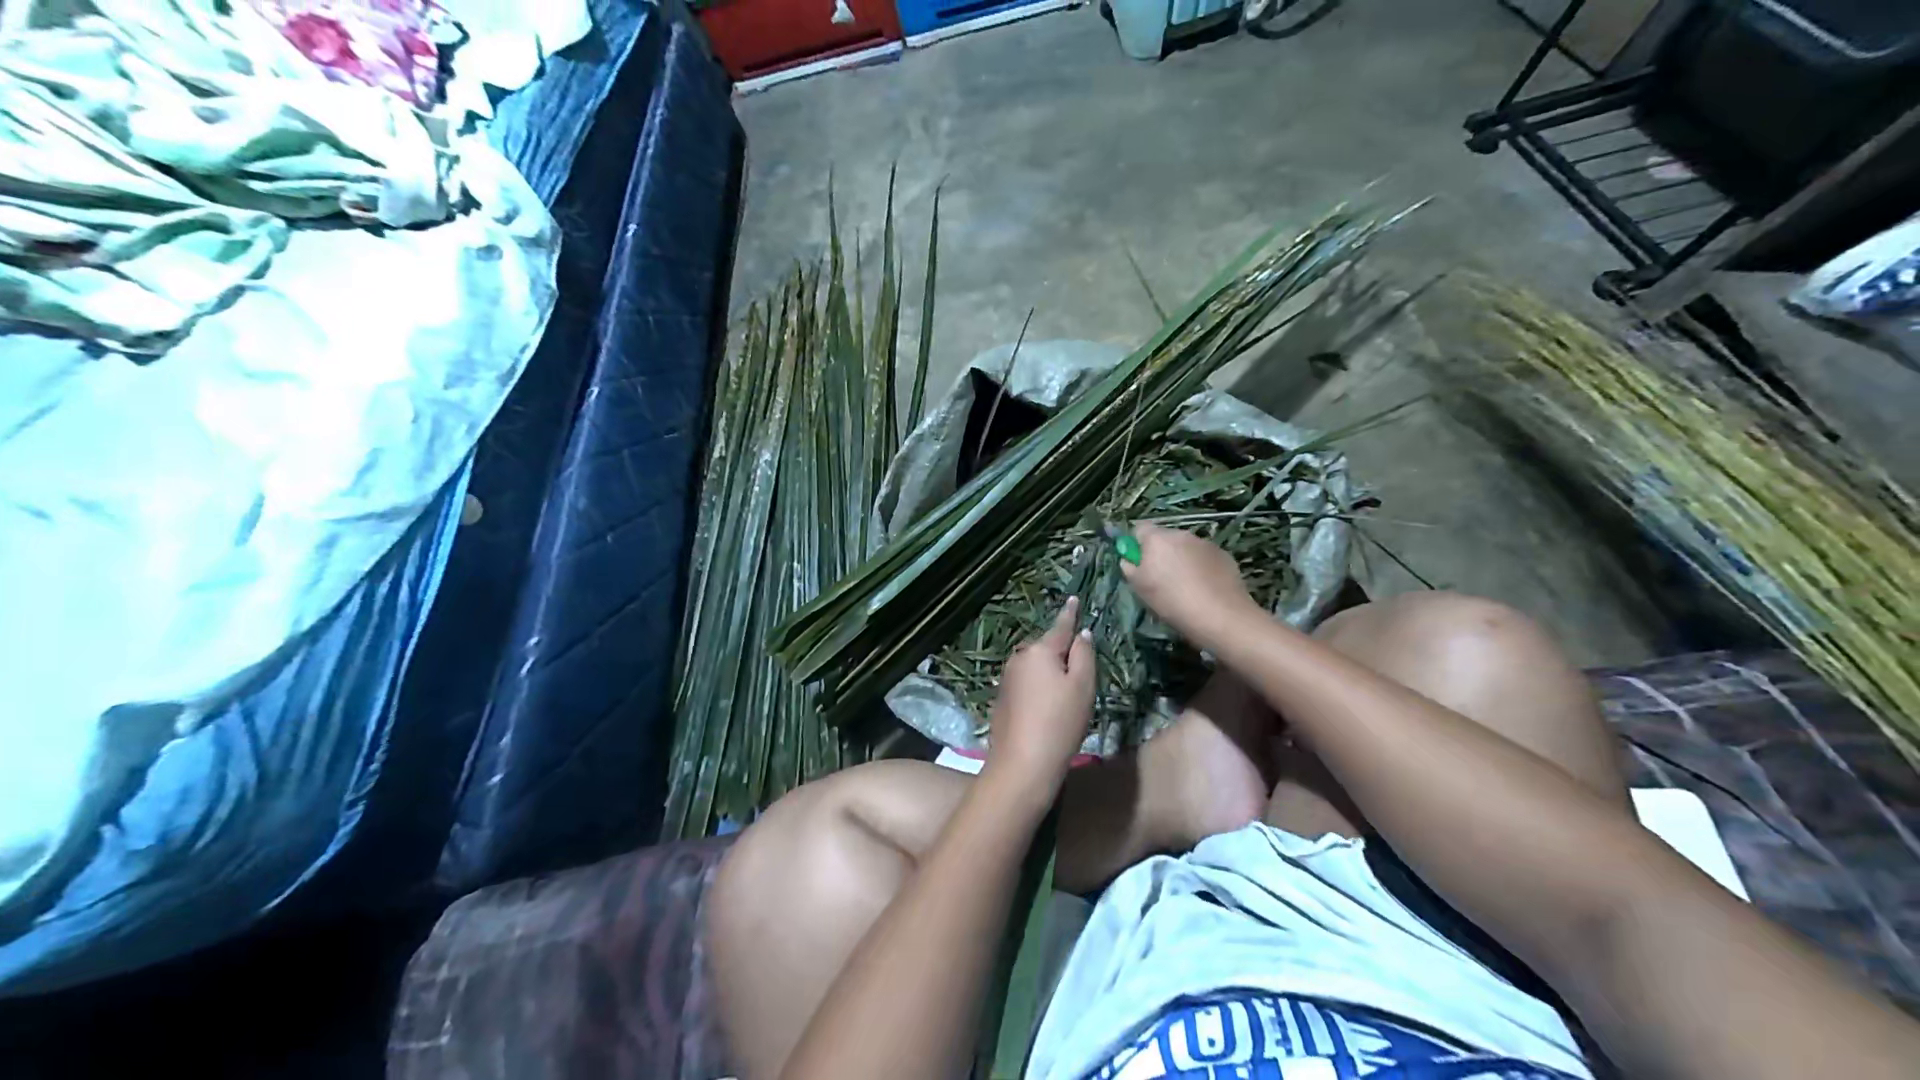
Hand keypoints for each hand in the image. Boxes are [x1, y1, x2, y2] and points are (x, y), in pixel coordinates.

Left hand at [984, 597, 1094, 794]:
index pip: (1060, 626)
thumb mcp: (1083, 686)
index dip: (1070, 613)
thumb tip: (1081, 633)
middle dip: (1061, 651)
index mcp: (1039, 649)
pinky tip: (1047, 707)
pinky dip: (1038, 687)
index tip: (1074, 598)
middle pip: (1046, 647)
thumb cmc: (1060, 722)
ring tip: (1066, 695)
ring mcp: (1007, 678)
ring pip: (1035, 665)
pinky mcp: (1002, 698)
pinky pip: (1026, 683)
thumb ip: (1084, 654)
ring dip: (1049, 671)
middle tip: (1082, 671)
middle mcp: (1019, 657)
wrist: (1022, 763)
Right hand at [1118, 522, 1260, 647]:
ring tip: (1184, 586)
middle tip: (1159, 578)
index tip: (1137, 563)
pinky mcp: (1224, 555)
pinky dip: (1200, 567)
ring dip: (1181, 560)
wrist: (1222, 616)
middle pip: (1163, 538)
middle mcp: (1182, 534)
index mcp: (1157, 538)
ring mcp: (1205, 543)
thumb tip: (1129, 559)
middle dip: (1159, 553)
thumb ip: (1129, 568)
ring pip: (1185, 548)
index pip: (1138, 528)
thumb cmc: (1172, 601)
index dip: (1135, 544)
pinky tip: (1203, 588)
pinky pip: (1204, 557)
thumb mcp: (1139, 588)